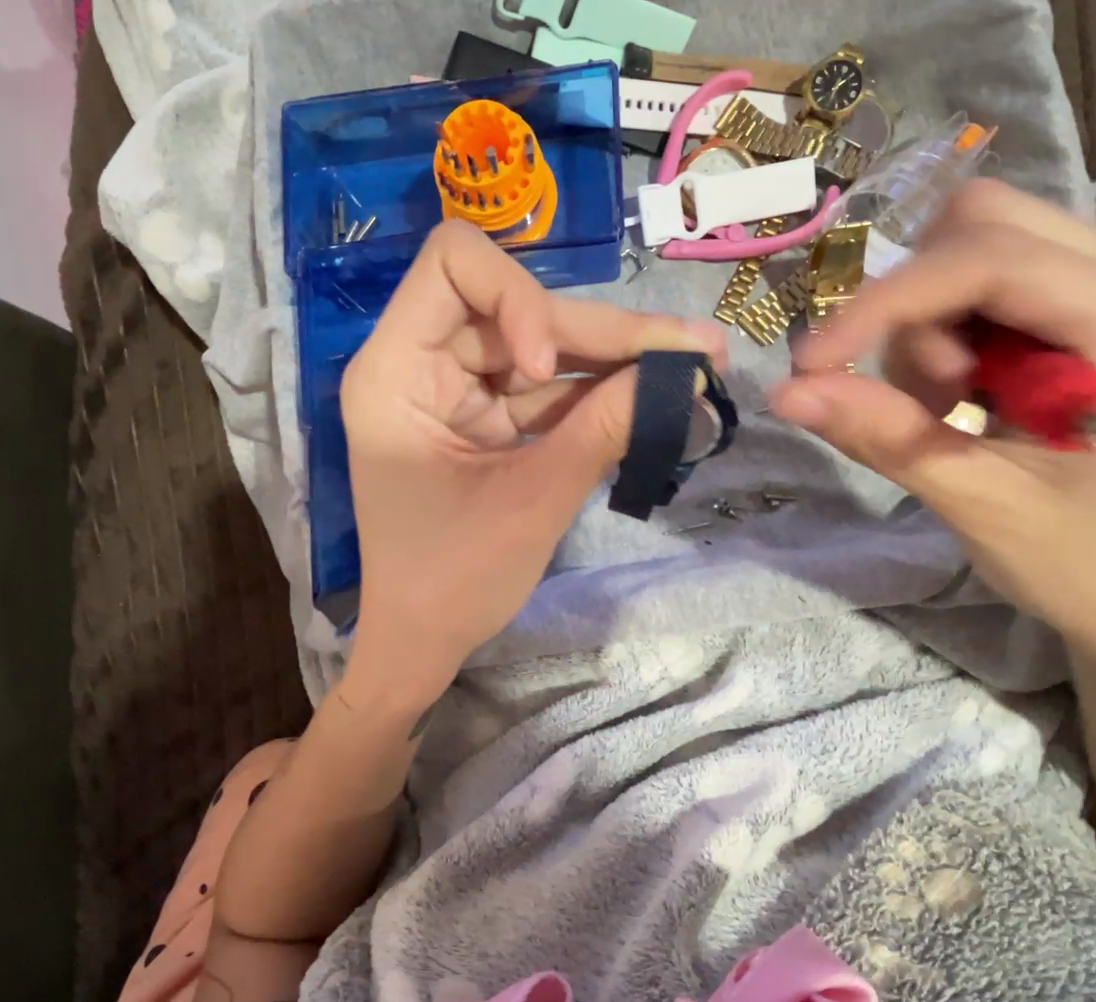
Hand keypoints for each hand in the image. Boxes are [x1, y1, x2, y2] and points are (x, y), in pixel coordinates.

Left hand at [342, 222, 726, 691]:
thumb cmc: (453, 581)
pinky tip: (660, 392)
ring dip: (616, 358)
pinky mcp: (485, 419)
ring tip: (699, 363)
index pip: (454, 264)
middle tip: (696, 346)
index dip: (517, 295)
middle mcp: (421, 364)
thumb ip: (603, 428)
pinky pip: (547, 390)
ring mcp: (456, 391)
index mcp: (396, 372)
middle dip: (604, 332)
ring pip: (544, 346)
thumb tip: (686, 371)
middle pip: (518, 308)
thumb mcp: (532, 501)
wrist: (422, 643)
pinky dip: (599, 393)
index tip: (545, 366)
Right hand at [774, 179, 1095, 657]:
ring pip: (973, 242)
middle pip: (982, 223)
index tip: (813, 362)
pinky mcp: (1081, 303)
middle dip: (916, 304)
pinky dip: (940, 329)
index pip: (992, 260)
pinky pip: (979, 277)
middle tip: (924, 395)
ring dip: (926, 321)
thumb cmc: (1080, 561)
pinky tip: (960, 395)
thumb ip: (886, 436)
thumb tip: (786, 391)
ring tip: (946, 407)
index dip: (888, 301)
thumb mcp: (979, 504)